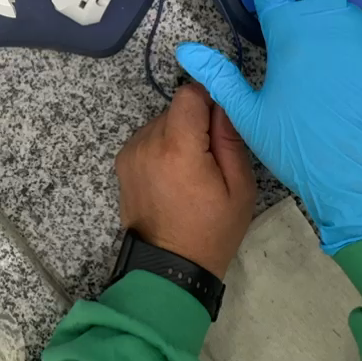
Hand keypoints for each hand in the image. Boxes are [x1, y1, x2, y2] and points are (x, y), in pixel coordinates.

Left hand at [115, 81, 256, 277]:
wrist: (169, 266)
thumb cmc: (211, 230)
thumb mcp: (239, 188)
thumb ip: (230, 138)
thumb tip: (223, 102)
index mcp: (177, 147)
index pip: (188, 94)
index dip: (208, 100)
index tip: (221, 120)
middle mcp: (147, 142)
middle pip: (176, 109)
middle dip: (196, 124)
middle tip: (210, 157)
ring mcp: (131, 150)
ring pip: (162, 122)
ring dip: (178, 136)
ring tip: (190, 172)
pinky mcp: (123, 160)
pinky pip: (148, 138)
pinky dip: (162, 147)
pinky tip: (172, 175)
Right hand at [177, 0, 361, 253]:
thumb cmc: (300, 146)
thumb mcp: (248, 113)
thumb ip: (218, 76)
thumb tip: (187, 51)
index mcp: (291, 34)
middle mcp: (331, 28)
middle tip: (290, 22)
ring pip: (347, 13)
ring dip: (329, 21)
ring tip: (318, 56)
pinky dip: (356, 49)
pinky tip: (347, 79)